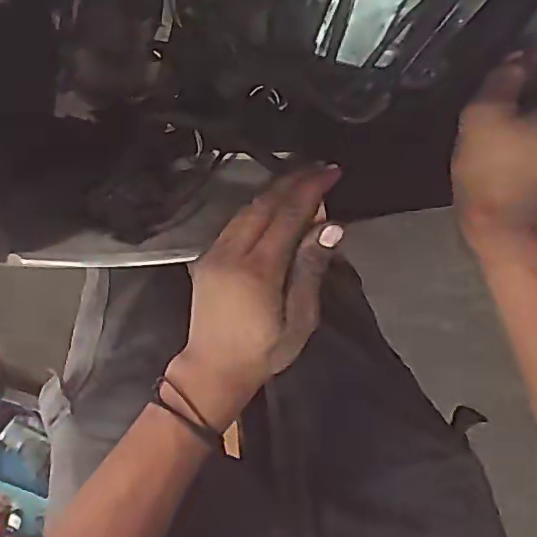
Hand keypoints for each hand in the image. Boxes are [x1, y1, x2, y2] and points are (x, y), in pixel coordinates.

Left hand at [164, 166, 344, 428]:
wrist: (212, 368)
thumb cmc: (263, 351)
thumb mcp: (299, 318)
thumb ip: (310, 268)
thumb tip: (330, 228)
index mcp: (257, 269)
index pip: (287, 216)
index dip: (310, 190)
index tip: (331, 172)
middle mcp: (230, 254)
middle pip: (263, 205)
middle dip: (293, 182)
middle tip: (319, 168)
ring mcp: (213, 254)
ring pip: (245, 210)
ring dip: (273, 191)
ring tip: (300, 180)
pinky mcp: (205, 259)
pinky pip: (233, 223)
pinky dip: (256, 208)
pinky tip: (272, 205)